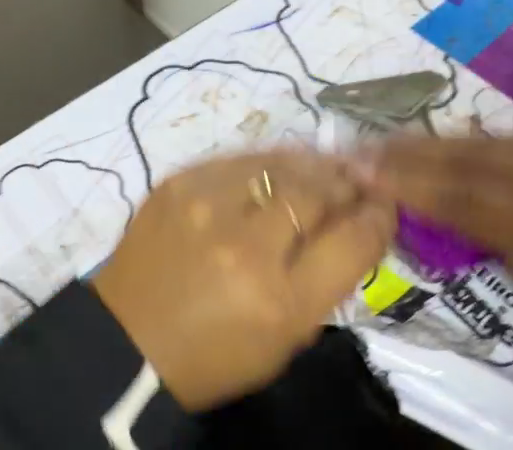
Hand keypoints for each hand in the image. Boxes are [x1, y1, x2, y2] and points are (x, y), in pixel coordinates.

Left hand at [92, 151, 395, 410]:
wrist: (127, 341)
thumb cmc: (216, 354)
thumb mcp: (286, 339)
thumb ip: (328, 279)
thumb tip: (360, 222)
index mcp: (281, 301)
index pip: (352, 241)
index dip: (377, 216)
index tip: (384, 205)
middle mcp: (246, 246)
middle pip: (318, 193)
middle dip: (346, 183)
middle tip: (358, 179)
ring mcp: (207, 206)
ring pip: (281, 165)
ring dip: (311, 165)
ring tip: (325, 167)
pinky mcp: (178, 182)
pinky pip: (239, 158)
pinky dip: (267, 162)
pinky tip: (279, 167)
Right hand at [365, 135, 512, 390]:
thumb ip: (501, 250)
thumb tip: (450, 219)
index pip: (463, 197)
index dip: (407, 184)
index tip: (362, 172)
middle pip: (472, 159)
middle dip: (412, 154)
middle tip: (364, 147)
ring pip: (495, 143)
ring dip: (440, 142)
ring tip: (395, 139)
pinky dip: (482, 142)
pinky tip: (455, 140)